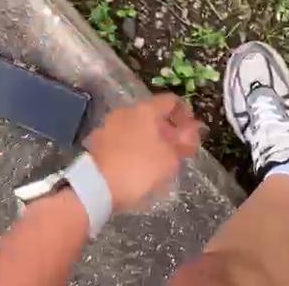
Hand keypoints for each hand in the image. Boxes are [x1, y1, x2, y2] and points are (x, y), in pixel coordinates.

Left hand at [83, 94, 203, 211]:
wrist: (94, 188)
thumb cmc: (138, 168)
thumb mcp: (169, 159)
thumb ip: (184, 142)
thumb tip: (194, 129)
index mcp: (146, 109)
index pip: (171, 101)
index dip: (185, 113)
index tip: (190, 131)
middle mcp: (127, 111)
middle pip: (153, 114)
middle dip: (167, 130)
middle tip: (175, 150)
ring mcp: (109, 125)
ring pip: (136, 127)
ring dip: (149, 139)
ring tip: (156, 161)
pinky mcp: (97, 142)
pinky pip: (122, 139)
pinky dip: (132, 147)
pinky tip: (136, 166)